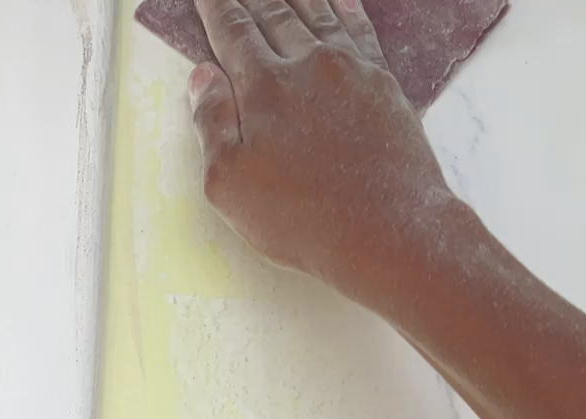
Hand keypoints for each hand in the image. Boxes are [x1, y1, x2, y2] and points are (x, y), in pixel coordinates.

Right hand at [188, 0, 459, 303]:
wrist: (382, 229)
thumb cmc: (299, 218)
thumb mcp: (230, 186)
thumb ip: (212, 126)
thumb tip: (203, 77)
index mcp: (263, 89)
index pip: (232, 33)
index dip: (215, 8)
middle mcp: (306, 64)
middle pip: (272, 13)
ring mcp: (349, 69)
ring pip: (315, 11)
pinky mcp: (382, 83)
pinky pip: (359, 27)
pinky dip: (342, 6)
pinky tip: (336, 0)